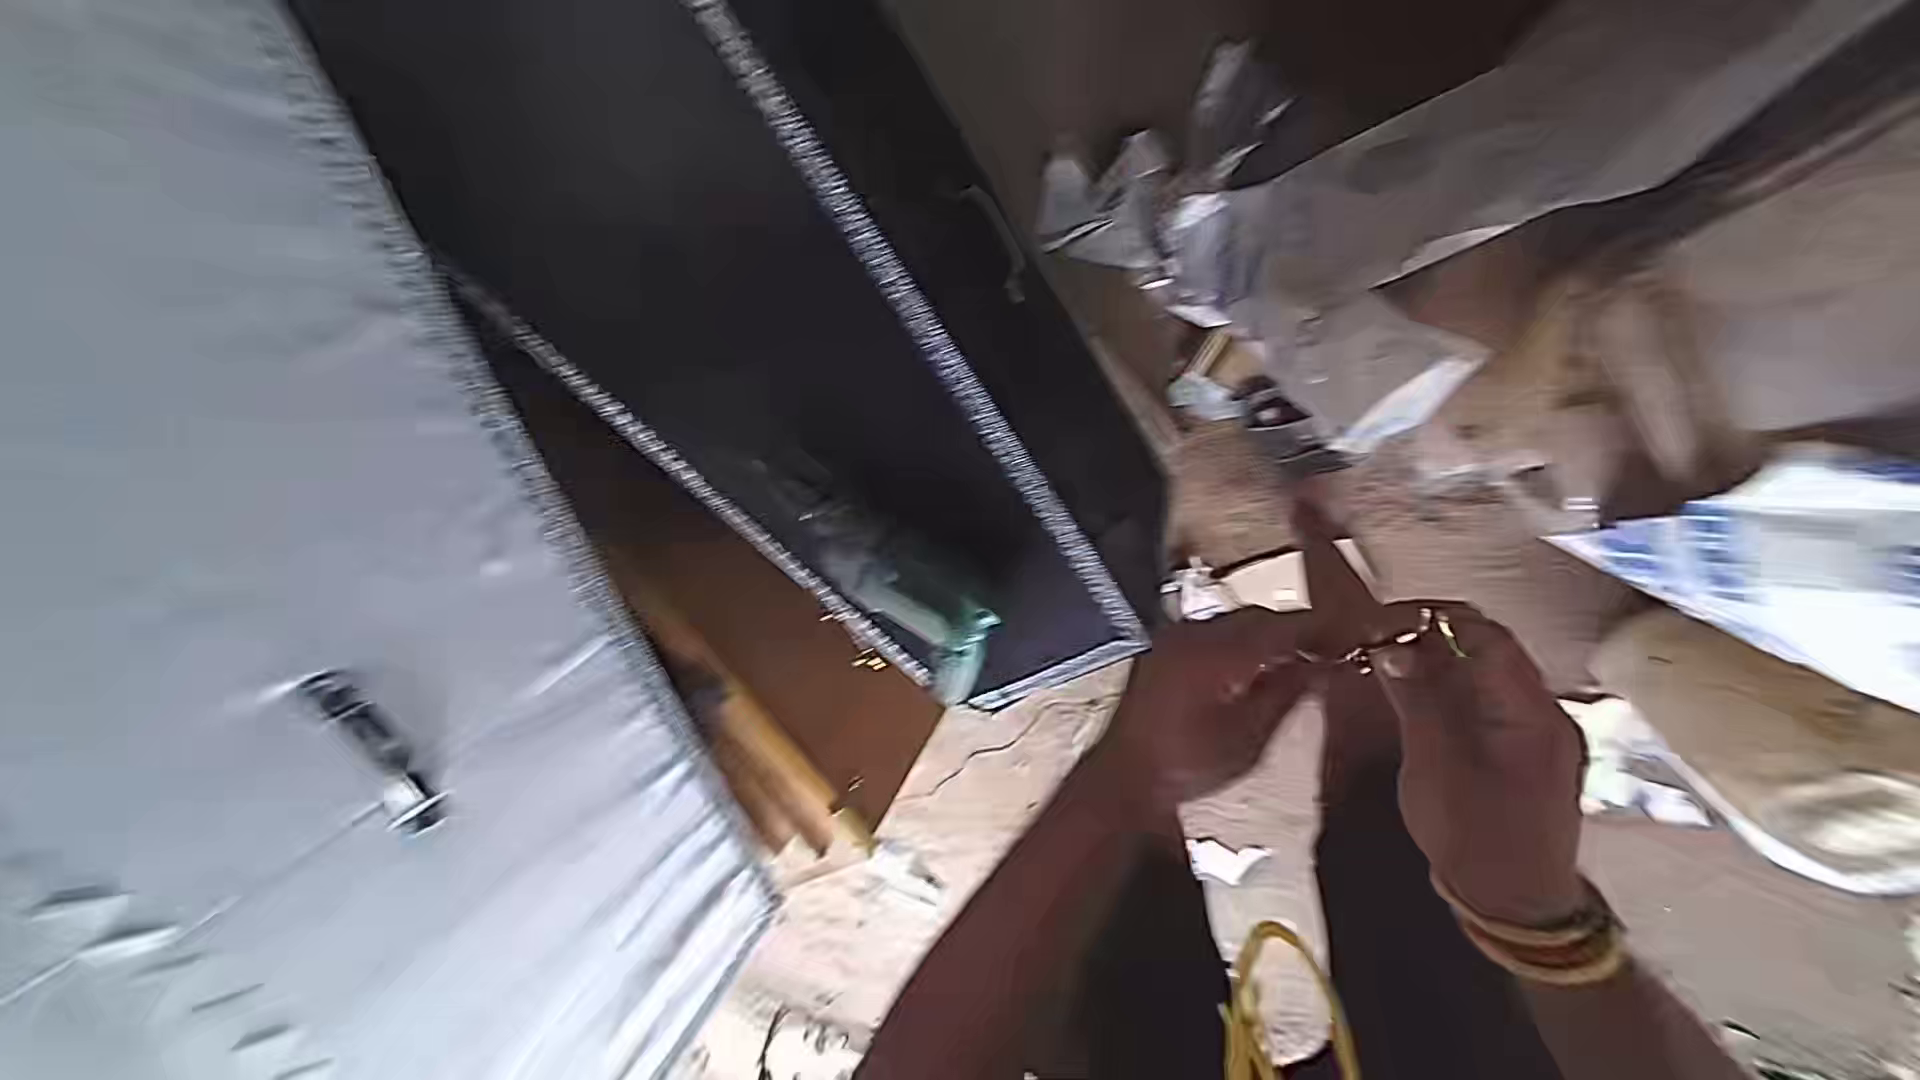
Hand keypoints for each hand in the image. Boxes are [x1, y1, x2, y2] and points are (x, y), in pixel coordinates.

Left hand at [1090, 608, 1317, 814]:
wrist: (1127, 771)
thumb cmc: (1188, 762)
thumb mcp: (1249, 735)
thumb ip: (1286, 692)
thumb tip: (1320, 663)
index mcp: (1215, 652)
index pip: (1278, 626)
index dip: (1317, 630)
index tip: (1347, 641)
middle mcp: (1191, 634)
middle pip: (1254, 618)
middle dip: (1292, 631)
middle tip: (1325, 652)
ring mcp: (1173, 638)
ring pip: (1232, 622)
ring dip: (1265, 635)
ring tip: (1295, 661)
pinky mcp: (1163, 649)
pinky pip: (1211, 632)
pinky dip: (1238, 642)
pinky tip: (1253, 666)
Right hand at [1372, 603, 1586, 923]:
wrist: (1512, 898)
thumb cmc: (1472, 833)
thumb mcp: (1434, 764)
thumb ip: (1417, 700)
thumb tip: (1390, 647)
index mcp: (1530, 716)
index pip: (1488, 638)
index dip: (1434, 617)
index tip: (1383, 619)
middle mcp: (1543, 713)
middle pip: (1490, 647)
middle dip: (1432, 631)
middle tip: (1377, 635)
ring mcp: (1535, 728)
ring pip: (1485, 668)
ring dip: (1436, 654)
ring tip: (1385, 654)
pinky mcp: (1520, 742)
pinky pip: (1484, 693)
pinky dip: (1446, 679)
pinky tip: (1411, 684)